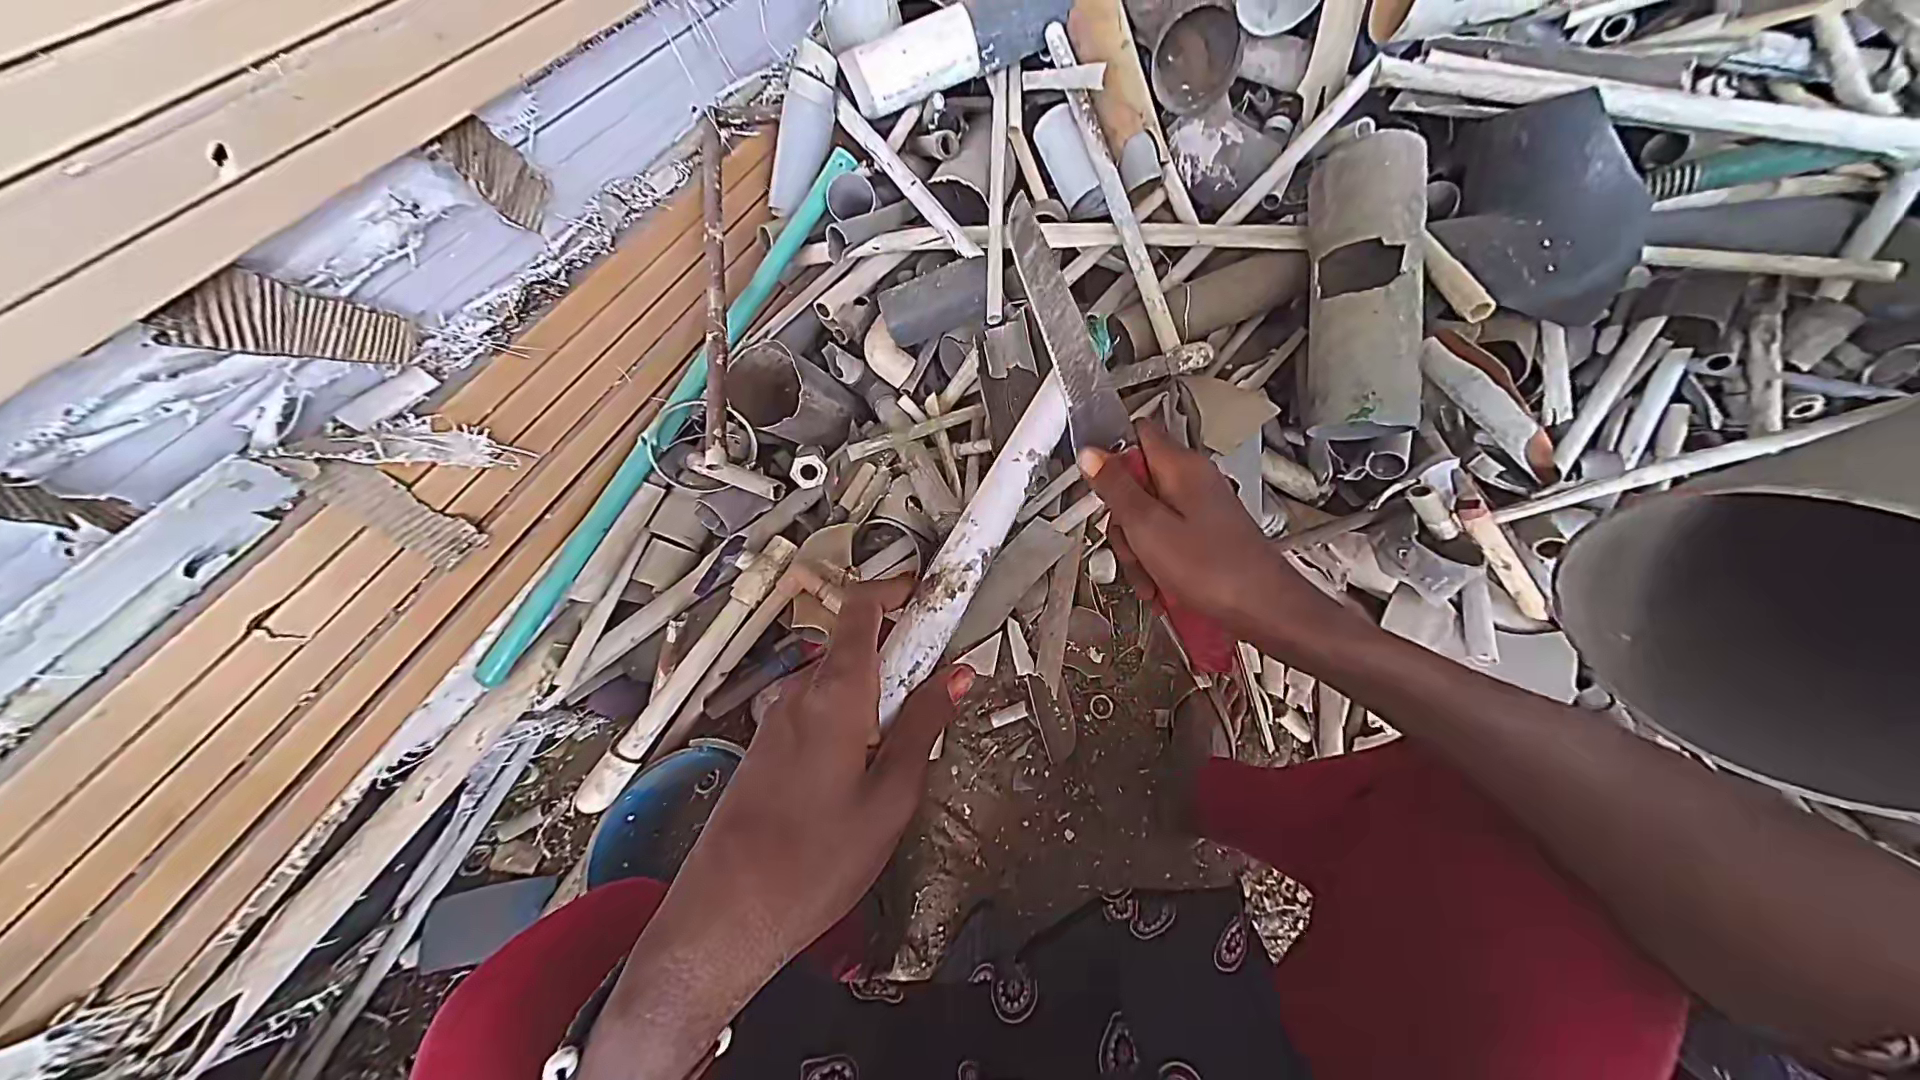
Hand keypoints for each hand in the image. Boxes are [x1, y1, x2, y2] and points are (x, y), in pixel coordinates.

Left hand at [674, 574, 969, 965]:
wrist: (726, 915)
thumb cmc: (810, 863)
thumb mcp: (891, 795)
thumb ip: (924, 725)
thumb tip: (954, 677)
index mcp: (834, 694)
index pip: (866, 607)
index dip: (903, 588)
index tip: (936, 592)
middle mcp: (801, 693)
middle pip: (858, 640)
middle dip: (903, 650)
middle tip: (938, 683)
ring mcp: (780, 716)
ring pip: (841, 675)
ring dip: (879, 688)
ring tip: (903, 740)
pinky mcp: (771, 740)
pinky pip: (821, 703)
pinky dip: (853, 711)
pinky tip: (865, 762)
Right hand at [1079, 422, 1354, 658]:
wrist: (1264, 610)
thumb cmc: (1215, 571)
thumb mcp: (1148, 527)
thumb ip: (1116, 488)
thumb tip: (1091, 455)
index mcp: (1181, 468)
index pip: (1136, 434)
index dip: (1111, 458)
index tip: (1102, 489)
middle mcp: (1193, 481)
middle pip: (1136, 484)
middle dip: (1123, 520)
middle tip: (1131, 545)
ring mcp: (1200, 508)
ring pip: (1147, 517)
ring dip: (1137, 550)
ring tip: (1148, 577)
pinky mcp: (1204, 534)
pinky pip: (1165, 539)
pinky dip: (1155, 562)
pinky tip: (1160, 586)